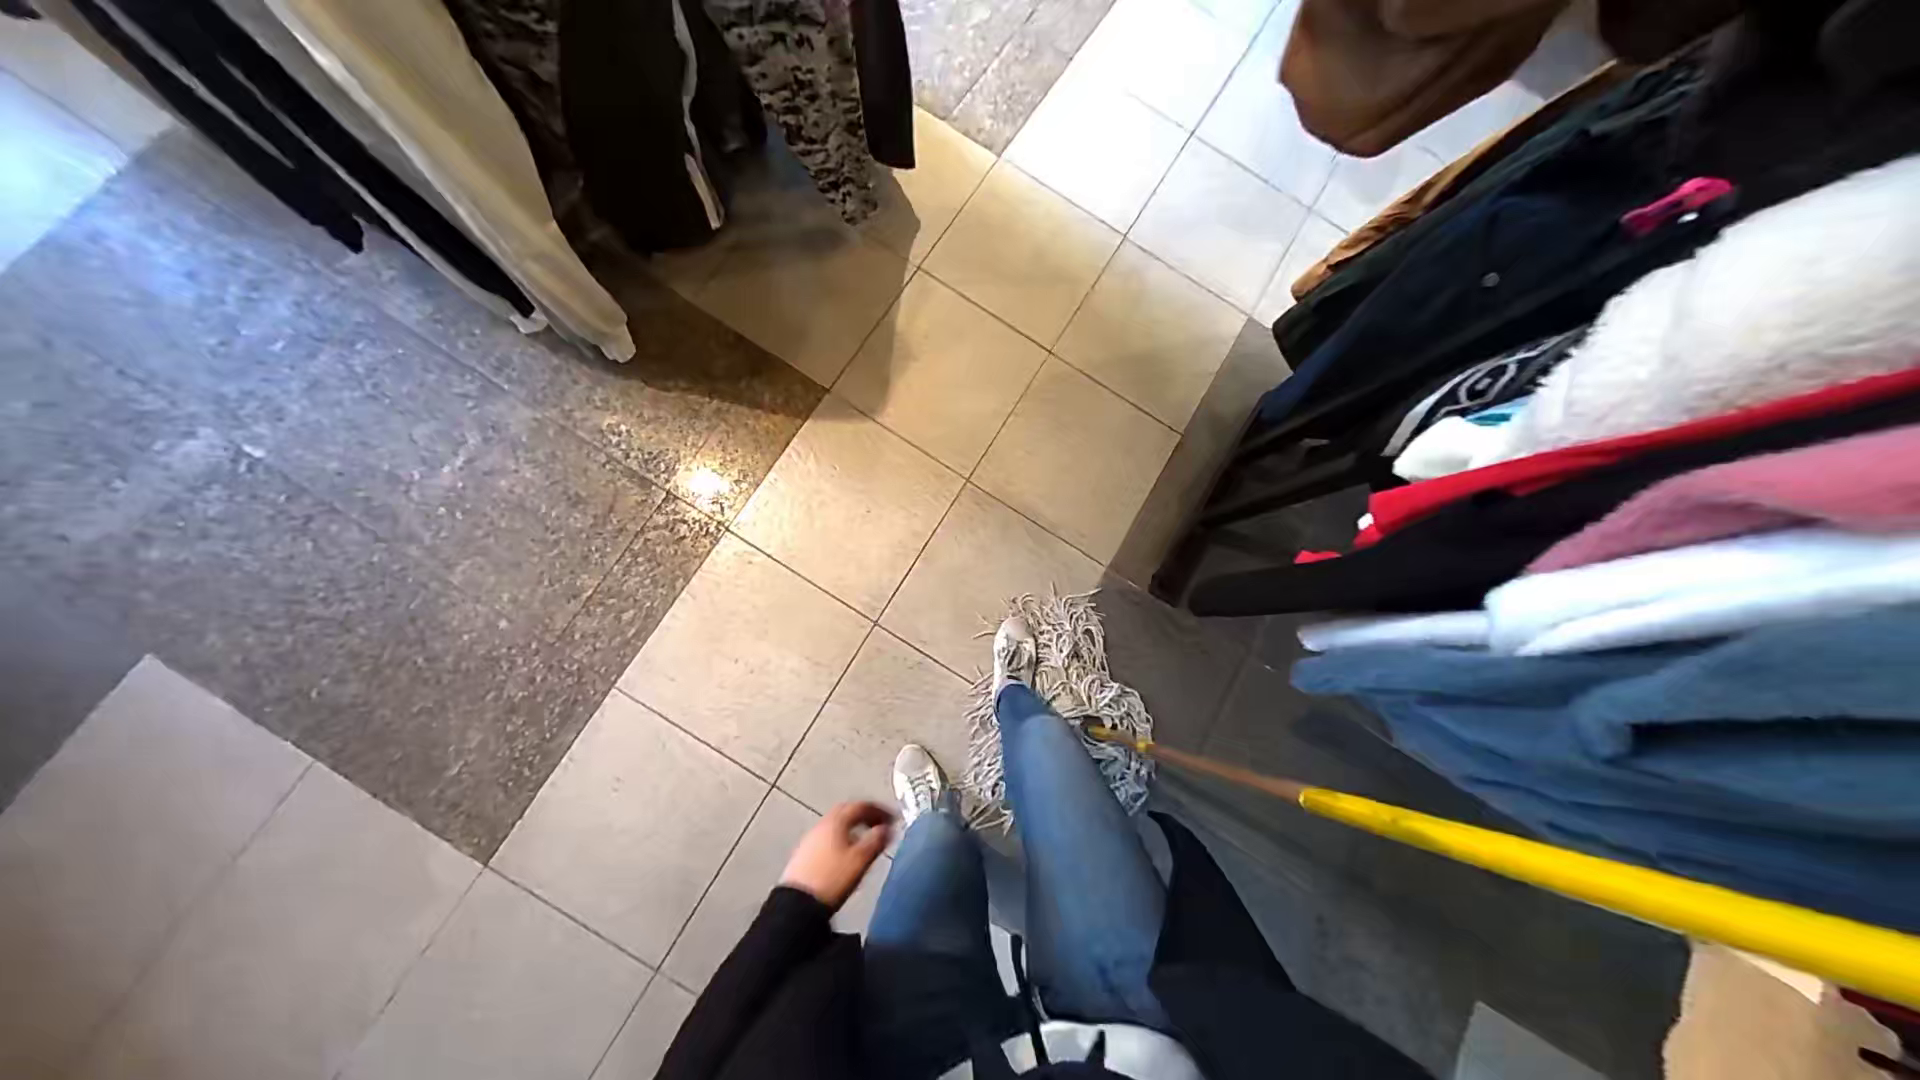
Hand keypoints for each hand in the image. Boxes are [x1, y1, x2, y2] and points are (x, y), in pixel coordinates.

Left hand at [780, 801, 892, 911]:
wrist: (797, 904)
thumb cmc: (833, 878)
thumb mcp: (860, 859)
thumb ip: (876, 840)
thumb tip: (887, 828)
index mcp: (837, 821)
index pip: (861, 806)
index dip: (879, 810)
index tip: (893, 819)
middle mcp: (822, 824)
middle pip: (846, 812)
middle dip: (865, 816)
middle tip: (879, 824)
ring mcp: (810, 839)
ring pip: (835, 825)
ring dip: (852, 827)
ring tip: (865, 839)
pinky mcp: (803, 854)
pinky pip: (827, 837)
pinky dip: (841, 838)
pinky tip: (845, 853)